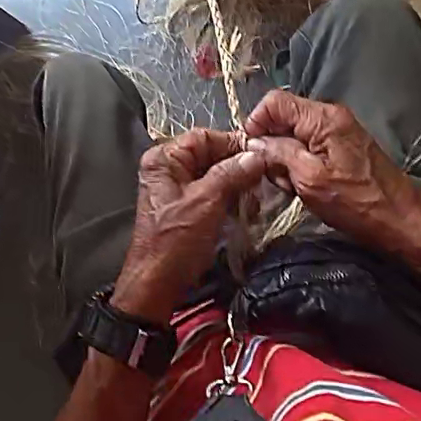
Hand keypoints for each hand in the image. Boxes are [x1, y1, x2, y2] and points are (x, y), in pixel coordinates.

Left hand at [112, 129, 267, 321]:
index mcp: (163, 159)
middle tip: (262, 180)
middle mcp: (168, 169)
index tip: (261, 154)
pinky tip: (245, 212)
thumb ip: (231, 174)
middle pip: (211, 156)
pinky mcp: (187, 208)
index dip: (233, 143)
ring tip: (253, 202)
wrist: (158, 283)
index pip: (203, 137)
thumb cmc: (175, 241)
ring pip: (216, 176)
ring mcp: (177, 189)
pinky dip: (230, 201)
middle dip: (238, 169)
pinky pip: (213, 194)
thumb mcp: (206, 202)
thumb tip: (256, 155)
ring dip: (237, 187)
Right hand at [242, 90, 420, 279]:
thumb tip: (254, 142)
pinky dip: (297, 163)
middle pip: (281, 117)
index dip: (256, 123)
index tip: (253, 152)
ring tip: (293, 185)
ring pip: (291, 133)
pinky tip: (304, 185)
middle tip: (276, 175)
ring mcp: (337, 130)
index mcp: (323, 118)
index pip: (273, 102)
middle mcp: (330, 116)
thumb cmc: (358, 203)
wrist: (403, 223)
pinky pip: (306, 145)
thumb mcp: (309, 178)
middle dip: (271, 145)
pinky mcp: (340, 146)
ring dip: (283, 158)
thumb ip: (278, 153)